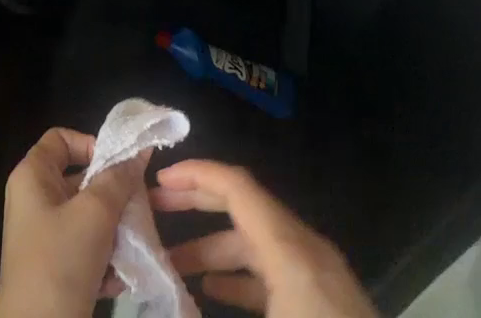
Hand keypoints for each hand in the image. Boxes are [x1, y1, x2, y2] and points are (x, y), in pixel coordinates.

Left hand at [0, 128, 149, 317]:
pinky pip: (84, 246)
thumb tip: (140, 149)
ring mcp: (43, 233)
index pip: (61, 138)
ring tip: (134, 240)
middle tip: (139, 205)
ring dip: (113, 227)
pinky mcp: (54, 264)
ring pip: (86, 215)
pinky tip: (120, 274)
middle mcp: (34, 199)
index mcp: (32, 176)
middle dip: (112, 192)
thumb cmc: (61, 259)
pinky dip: (104, 256)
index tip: (120, 167)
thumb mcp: (95, 213)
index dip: (91, 144)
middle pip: (79, 177)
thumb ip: (119, 178)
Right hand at [153, 160, 377, 316]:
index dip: (195, 175)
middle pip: (246, 208)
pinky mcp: (326, 301)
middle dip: (197, 204)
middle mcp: (306, 251)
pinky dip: (241, 272)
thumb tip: (164, 306)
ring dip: (214, 247)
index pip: (238, 188)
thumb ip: (196, 314)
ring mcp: (320, 276)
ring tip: (172, 263)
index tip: (157, 182)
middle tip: (154, 210)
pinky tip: (212, 290)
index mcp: (290, 252)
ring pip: (258, 242)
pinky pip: (275, 269)